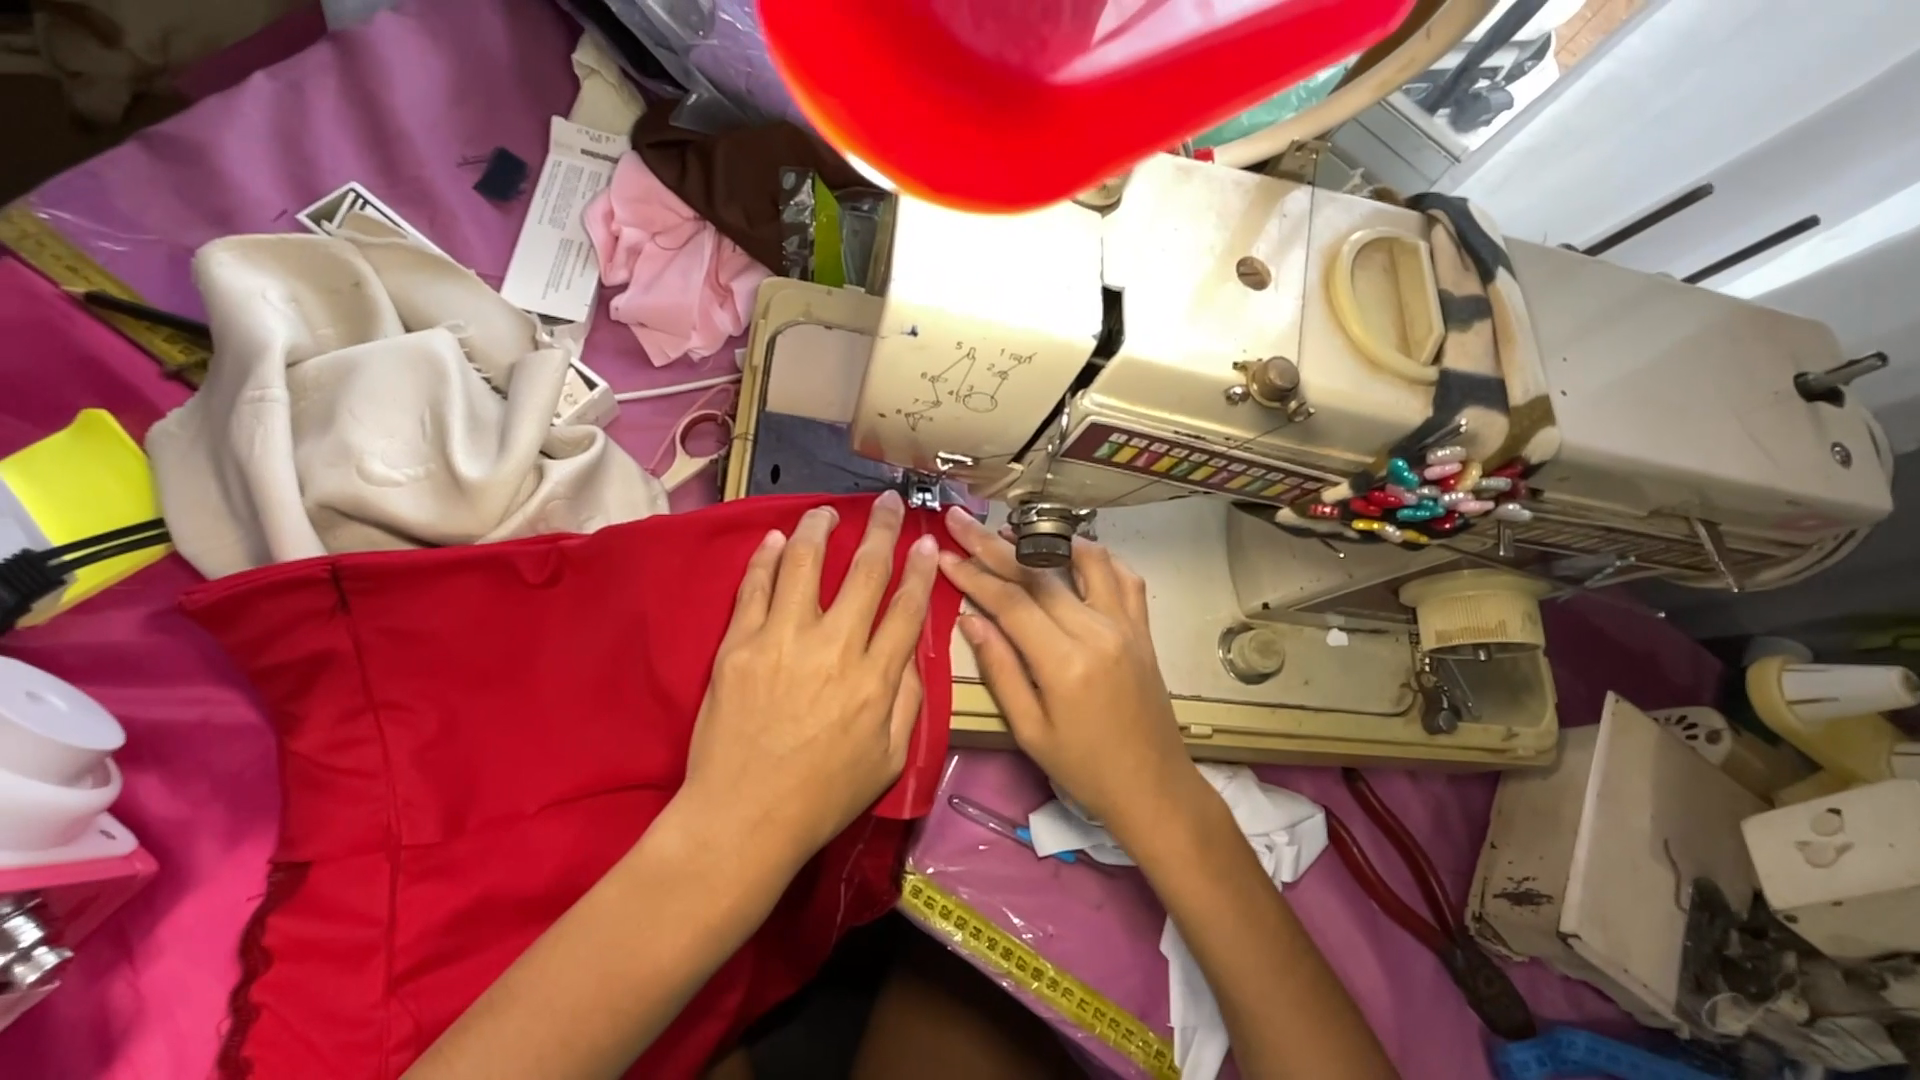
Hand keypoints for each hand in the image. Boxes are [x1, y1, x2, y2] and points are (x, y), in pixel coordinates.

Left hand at [682, 492, 938, 860]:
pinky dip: (765, 558)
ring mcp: (782, 640)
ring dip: (818, 530)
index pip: (907, 607)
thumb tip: (910, 652)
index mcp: (876, 678)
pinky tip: (773, 539)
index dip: (921, 570)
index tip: (927, 543)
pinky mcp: (739, 646)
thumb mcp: (889, 759)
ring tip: (826, 512)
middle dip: (882, 530)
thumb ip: (906, 701)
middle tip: (888, 503)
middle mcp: (835, 647)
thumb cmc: (823, 796)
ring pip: (804, 565)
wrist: (745, 816)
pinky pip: (754, 588)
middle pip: (865, 572)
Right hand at [936, 506, 1201, 831]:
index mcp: (1064, 662)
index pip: (1010, 601)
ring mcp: (1126, 625)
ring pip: (1084, 560)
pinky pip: (1123, 576)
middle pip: (1039, 572)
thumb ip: (1000, 669)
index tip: (944, 554)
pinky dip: (1096, 557)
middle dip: (993, 544)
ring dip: (1045, 539)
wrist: (1152, 786)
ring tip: (1011, 531)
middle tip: (961, 521)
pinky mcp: (1142, 629)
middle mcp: (1097, 631)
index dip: (973, 574)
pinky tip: (1072, 553)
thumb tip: (970, 620)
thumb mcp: (1029, 730)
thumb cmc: (1084, 768)